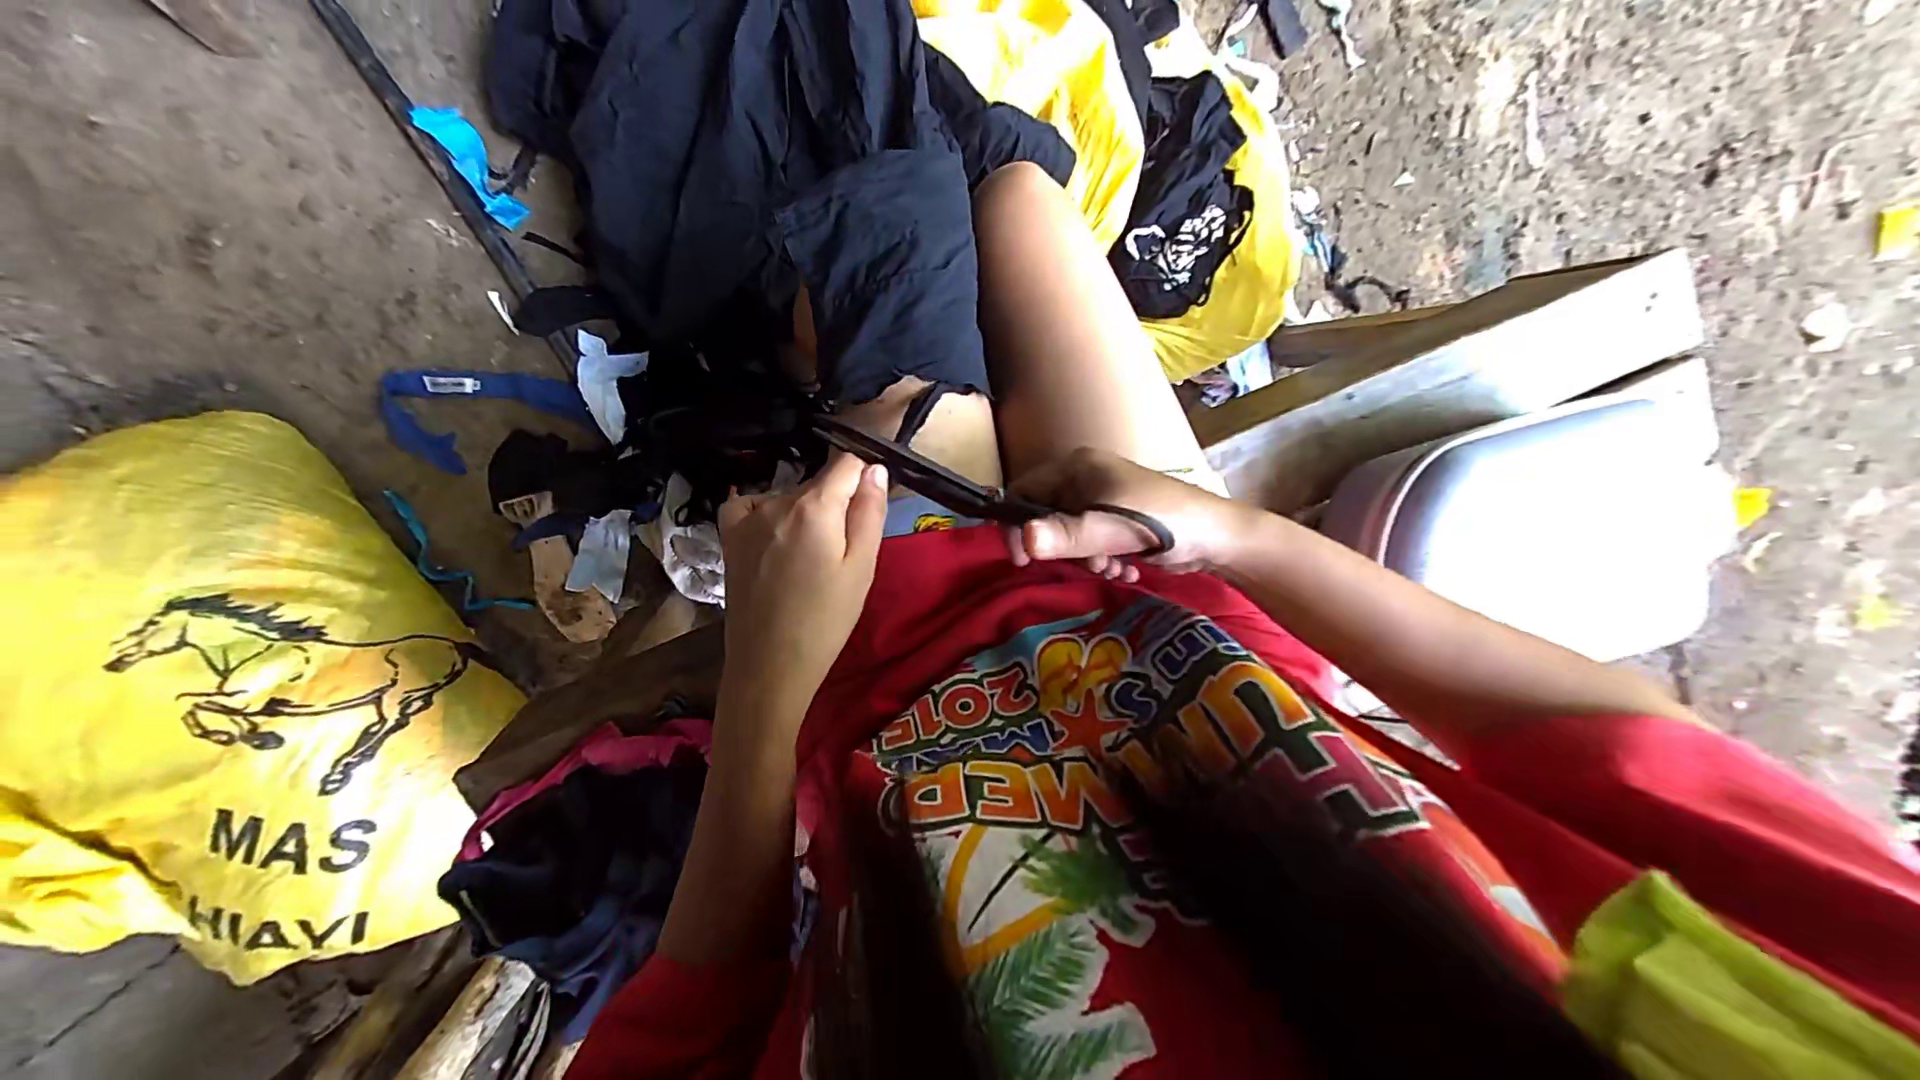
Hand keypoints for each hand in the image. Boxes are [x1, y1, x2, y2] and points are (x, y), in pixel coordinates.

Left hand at [718, 453, 888, 713]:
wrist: (770, 664)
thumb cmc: (826, 620)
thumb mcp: (861, 568)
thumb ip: (869, 512)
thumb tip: (874, 468)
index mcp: (814, 506)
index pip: (847, 463)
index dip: (864, 480)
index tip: (868, 510)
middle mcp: (777, 501)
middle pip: (819, 481)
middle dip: (837, 502)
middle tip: (843, 550)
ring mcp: (748, 519)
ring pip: (790, 496)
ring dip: (807, 513)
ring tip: (811, 559)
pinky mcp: (730, 538)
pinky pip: (750, 504)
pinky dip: (767, 511)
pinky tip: (776, 536)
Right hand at [1004, 448, 1252, 579]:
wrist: (1219, 537)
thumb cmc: (1162, 521)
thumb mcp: (1110, 529)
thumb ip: (1065, 535)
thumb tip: (1021, 540)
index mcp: (1077, 467)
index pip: (1024, 491)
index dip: (1017, 524)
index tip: (1023, 560)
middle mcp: (1086, 478)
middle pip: (1048, 516)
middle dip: (1065, 547)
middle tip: (1088, 563)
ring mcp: (1104, 499)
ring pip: (1071, 534)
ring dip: (1088, 558)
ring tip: (1114, 566)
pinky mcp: (1120, 520)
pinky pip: (1094, 542)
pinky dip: (1105, 559)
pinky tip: (1127, 569)